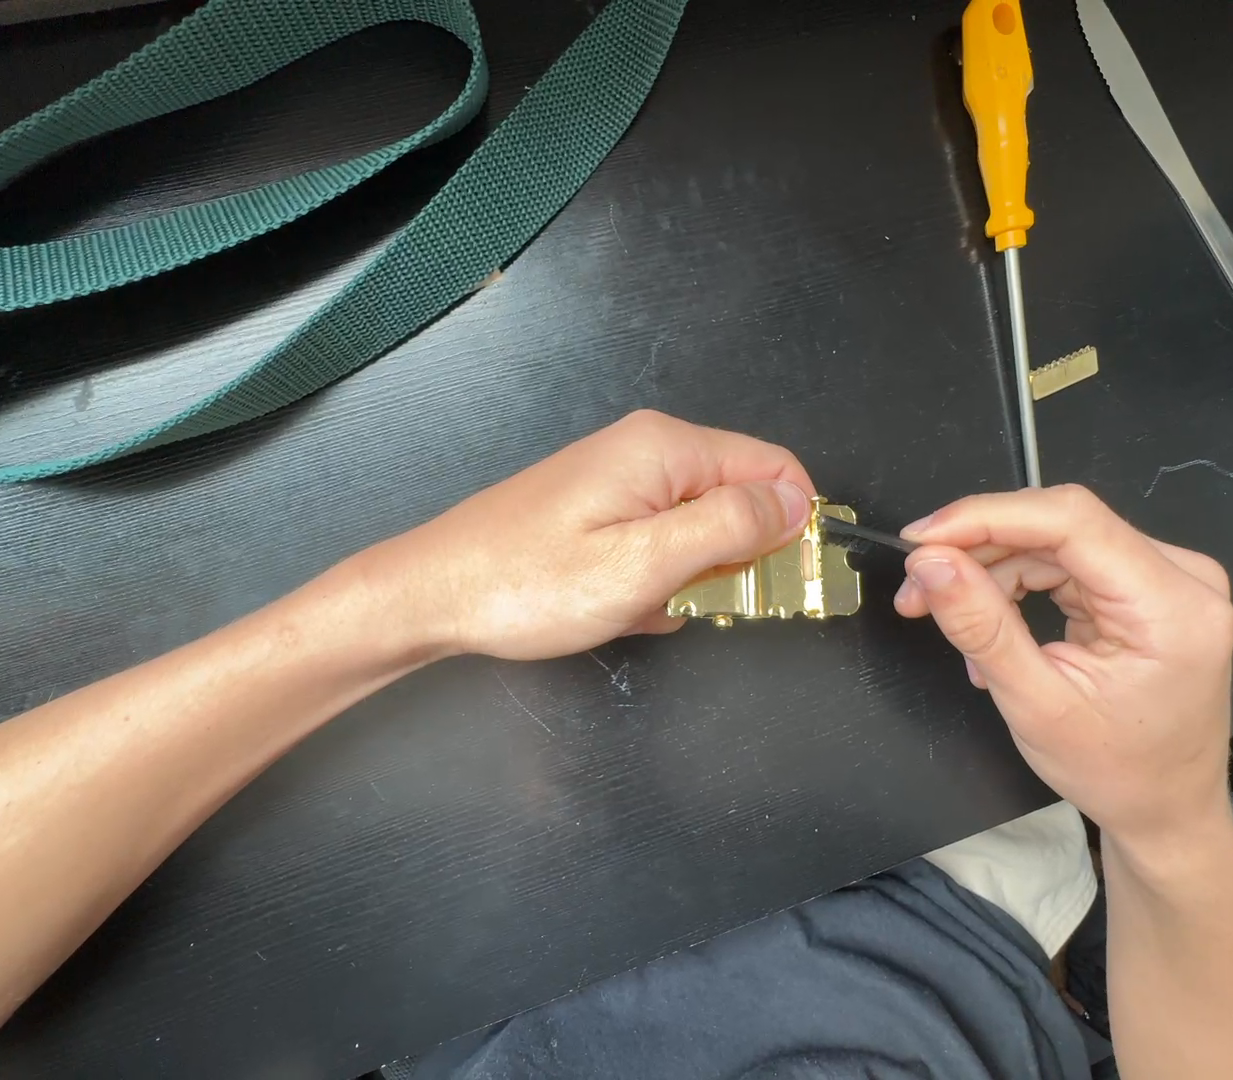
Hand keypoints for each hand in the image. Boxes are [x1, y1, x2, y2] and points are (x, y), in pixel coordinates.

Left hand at [378, 410, 815, 660]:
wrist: (434, 592)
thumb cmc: (534, 584)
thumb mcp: (643, 563)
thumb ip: (728, 527)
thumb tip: (798, 502)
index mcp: (667, 449)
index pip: (774, 468)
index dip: (793, 525)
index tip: (785, 584)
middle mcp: (648, 450)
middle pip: (738, 495)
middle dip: (736, 557)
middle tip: (699, 603)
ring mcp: (621, 478)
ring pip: (699, 525)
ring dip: (692, 575)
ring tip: (649, 607)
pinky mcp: (601, 507)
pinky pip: (660, 539)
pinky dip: (657, 576)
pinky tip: (624, 605)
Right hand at [892, 485, 1232, 850]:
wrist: (1165, 808)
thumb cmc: (1113, 770)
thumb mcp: (1034, 704)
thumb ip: (981, 626)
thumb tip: (930, 563)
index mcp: (1170, 606)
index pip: (1071, 520)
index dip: (986, 516)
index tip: (919, 539)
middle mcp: (1178, 575)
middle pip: (1056, 525)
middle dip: (975, 549)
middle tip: (916, 587)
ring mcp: (1161, 577)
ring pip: (1048, 541)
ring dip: (985, 571)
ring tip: (941, 615)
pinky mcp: (1138, 586)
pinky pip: (1058, 561)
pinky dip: (1009, 585)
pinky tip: (985, 626)